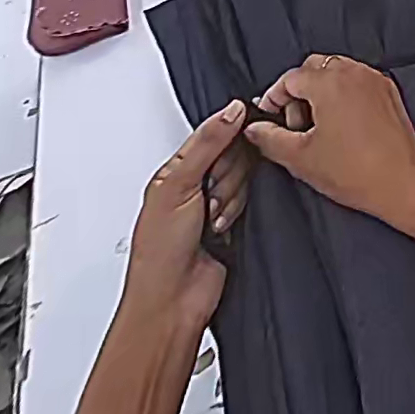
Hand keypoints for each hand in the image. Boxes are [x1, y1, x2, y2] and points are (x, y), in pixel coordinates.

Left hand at [122, 99, 252, 330]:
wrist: (173, 303)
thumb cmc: (158, 253)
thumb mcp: (178, 185)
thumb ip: (208, 143)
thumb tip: (232, 110)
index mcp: (179, 167)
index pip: (216, 131)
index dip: (227, 137)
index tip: (229, 147)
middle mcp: (200, 180)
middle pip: (236, 152)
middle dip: (227, 174)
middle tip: (210, 193)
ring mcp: (219, 200)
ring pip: (247, 175)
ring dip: (232, 197)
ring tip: (212, 218)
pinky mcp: (239, 218)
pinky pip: (256, 197)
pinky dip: (242, 210)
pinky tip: (225, 226)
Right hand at [244, 54, 414, 226]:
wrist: (403, 179)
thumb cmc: (355, 170)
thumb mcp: (301, 158)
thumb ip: (270, 138)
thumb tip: (255, 128)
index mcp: (328, 82)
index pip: (290, 78)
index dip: (275, 98)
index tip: (270, 118)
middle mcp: (352, 72)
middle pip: (313, 68)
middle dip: (298, 91)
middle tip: (295, 124)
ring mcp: (372, 78)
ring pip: (336, 70)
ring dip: (321, 90)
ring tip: (319, 126)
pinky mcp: (387, 89)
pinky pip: (356, 79)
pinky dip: (343, 92)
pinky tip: (342, 123)